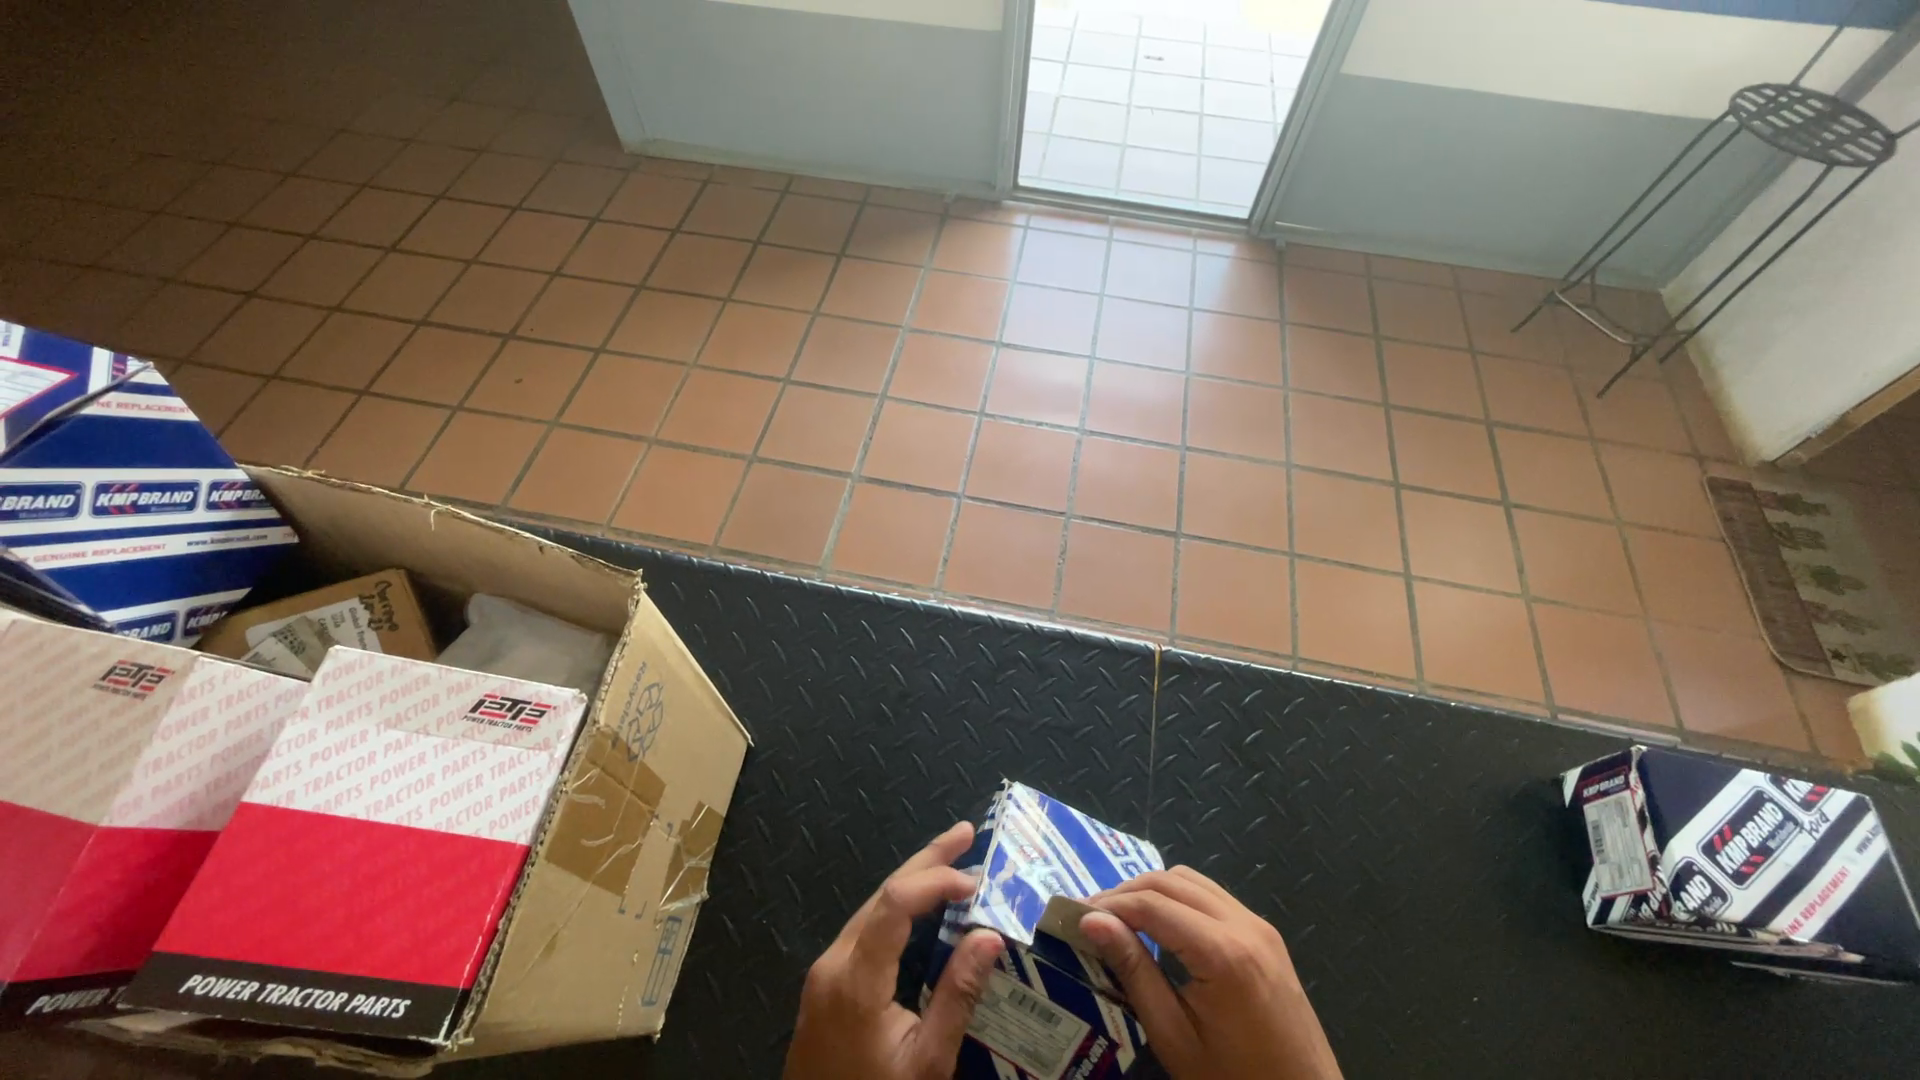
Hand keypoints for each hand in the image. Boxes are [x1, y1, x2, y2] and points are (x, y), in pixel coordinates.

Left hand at [784, 821, 1004, 1079]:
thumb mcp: (927, 1062)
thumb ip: (957, 996)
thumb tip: (990, 935)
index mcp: (856, 980)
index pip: (894, 903)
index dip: (935, 880)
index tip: (975, 881)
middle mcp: (834, 962)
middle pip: (881, 894)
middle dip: (926, 860)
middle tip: (966, 833)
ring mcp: (825, 971)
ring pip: (872, 907)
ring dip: (913, 881)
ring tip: (953, 858)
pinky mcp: (826, 982)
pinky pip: (865, 928)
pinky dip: (898, 908)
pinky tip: (923, 903)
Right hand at [1079, 866, 1341, 1079]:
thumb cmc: (1233, 1079)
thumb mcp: (1174, 1035)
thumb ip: (1134, 971)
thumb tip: (1091, 921)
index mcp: (1222, 953)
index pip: (1151, 904)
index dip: (1109, 905)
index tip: (1073, 915)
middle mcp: (1244, 925)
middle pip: (1171, 881)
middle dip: (1126, 892)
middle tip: (1091, 917)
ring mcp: (1259, 926)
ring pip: (1192, 880)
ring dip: (1153, 890)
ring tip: (1121, 918)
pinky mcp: (1266, 934)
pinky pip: (1213, 896)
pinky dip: (1179, 898)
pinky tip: (1160, 925)